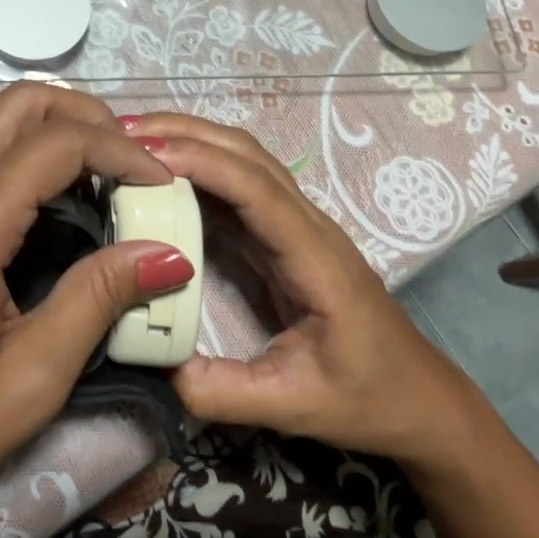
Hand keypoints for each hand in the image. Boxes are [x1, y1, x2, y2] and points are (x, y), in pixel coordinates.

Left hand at [0, 83, 195, 537]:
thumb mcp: (32, 377)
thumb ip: (98, 299)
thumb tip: (166, 252)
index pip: (58, 143)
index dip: (121, 151)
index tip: (163, 182)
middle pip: (17, 103)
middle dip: (84, 115)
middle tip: (130, 161)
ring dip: (47, 126)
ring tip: (98, 173)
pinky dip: (15, 148)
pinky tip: (46, 198)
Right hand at [122, 112, 475, 462]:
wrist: (418, 399)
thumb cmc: (366, 398)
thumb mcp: (293, 406)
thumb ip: (222, 390)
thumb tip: (151, 365)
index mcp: (316, 258)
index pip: (257, 190)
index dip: (201, 162)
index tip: (144, 152)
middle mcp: (308, 226)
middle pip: (248, 154)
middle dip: (186, 132)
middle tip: (120, 130)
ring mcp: (296, 225)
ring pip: (243, 160)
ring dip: (190, 140)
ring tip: (130, 139)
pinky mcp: (281, 235)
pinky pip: (237, 187)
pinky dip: (197, 168)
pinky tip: (158, 173)